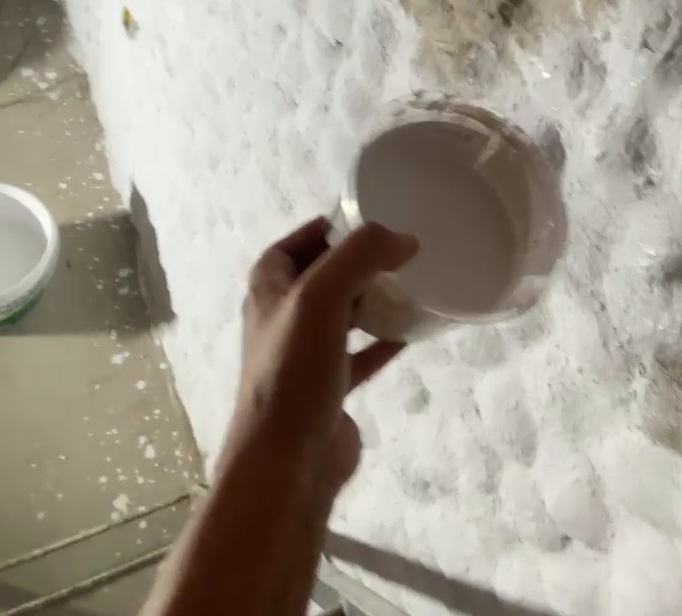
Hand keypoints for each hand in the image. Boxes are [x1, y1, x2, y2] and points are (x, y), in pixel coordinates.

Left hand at [229, 218, 416, 497]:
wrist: (287, 462)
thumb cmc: (294, 371)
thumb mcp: (322, 296)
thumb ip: (362, 255)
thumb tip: (405, 240)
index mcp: (269, 290)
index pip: (296, 243)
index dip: (327, 227)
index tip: (370, 220)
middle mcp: (283, 318)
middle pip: (322, 276)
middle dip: (357, 262)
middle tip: (398, 251)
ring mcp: (304, 355)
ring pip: (342, 314)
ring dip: (371, 299)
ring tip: (409, 285)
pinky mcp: (328, 388)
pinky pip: (360, 353)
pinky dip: (382, 341)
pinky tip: (411, 333)